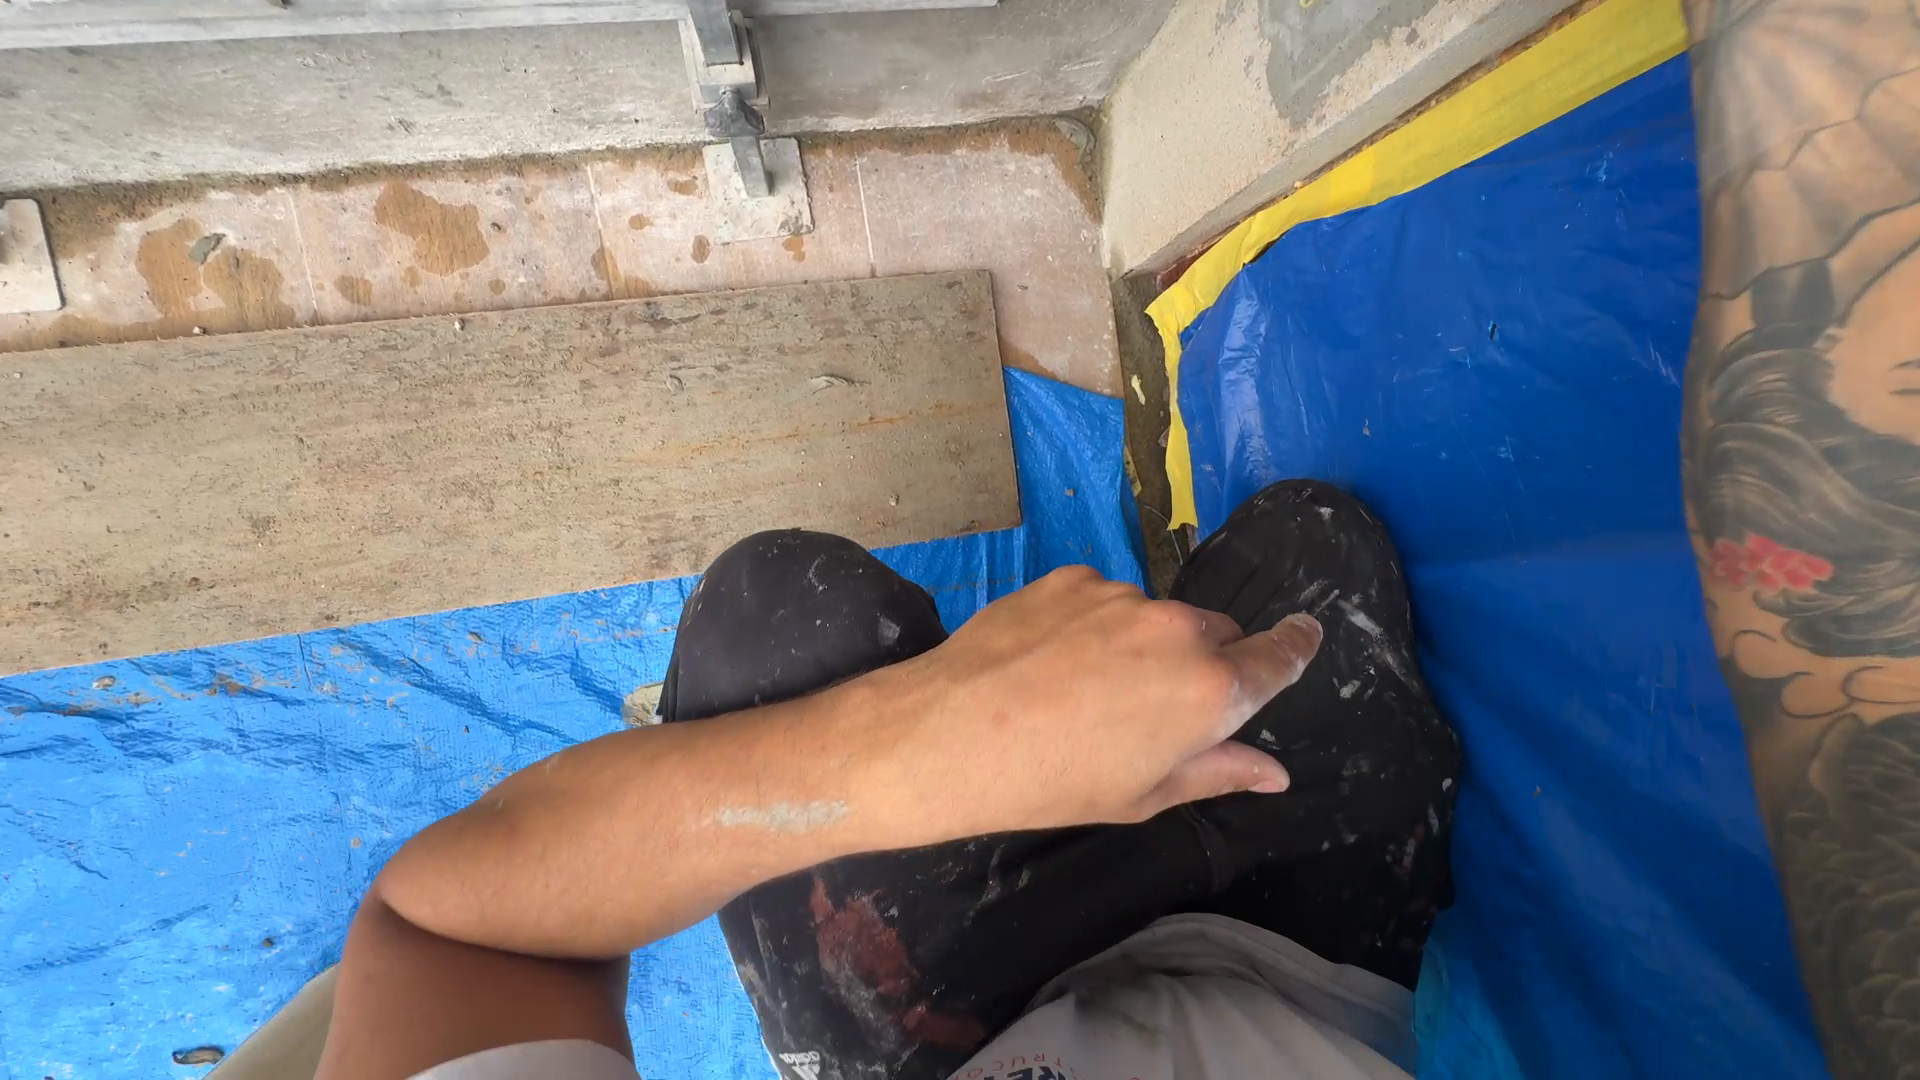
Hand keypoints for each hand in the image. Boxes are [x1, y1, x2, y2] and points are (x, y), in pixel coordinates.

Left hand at [850, 566, 1322, 839]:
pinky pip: (1101, 599)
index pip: (1277, 656)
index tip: (1304, 634)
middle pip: (1214, 634)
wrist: (953, 731)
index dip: (1294, 646)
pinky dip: (1091, 622)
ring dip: (1140, 642)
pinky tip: (1050, 657)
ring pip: (1153, 616)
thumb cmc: (1054, 781)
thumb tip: (1273, 771)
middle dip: (1201, 662)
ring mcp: (1120, 595)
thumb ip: (1218, 772)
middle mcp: (1175, 629)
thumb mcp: (1144, 794)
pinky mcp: (1072, 576)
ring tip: (1084, 684)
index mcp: (1209, 689)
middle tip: (1153, 702)